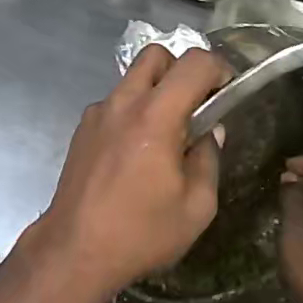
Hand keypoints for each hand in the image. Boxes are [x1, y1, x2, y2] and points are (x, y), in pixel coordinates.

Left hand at [22, 46, 229, 302]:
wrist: (75, 246)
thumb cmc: (141, 232)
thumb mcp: (196, 207)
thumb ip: (208, 159)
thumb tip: (209, 132)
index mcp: (154, 117)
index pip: (192, 63)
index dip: (218, 68)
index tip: (227, 91)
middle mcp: (122, 103)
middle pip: (155, 55)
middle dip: (181, 70)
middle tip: (196, 106)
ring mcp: (97, 112)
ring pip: (132, 79)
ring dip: (155, 92)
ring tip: (167, 136)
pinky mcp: (82, 127)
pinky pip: (116, 103)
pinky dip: (133, 112)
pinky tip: (137, 153)